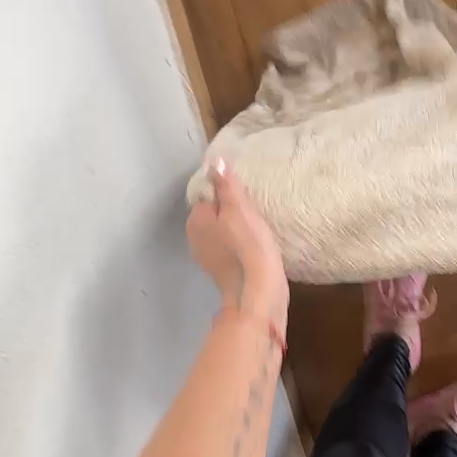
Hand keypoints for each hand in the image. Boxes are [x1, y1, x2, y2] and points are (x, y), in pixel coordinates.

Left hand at [187, 158, 287, 328]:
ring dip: (237, 231)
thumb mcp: (239, 209)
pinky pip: (231, 251)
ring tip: (260, 229)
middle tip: (257, 212)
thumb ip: (226, 185)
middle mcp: (195, 239)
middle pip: (215, 216)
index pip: (208, 195)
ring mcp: (208, 259)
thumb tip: (215, 160)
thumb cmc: (249, 247)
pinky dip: (241, 248)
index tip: (248, 196)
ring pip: (223, 235)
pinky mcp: (223, 274)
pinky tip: (257, 249)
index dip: (227, 194)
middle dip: (232, 213)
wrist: (258, 295)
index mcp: (196, 220)